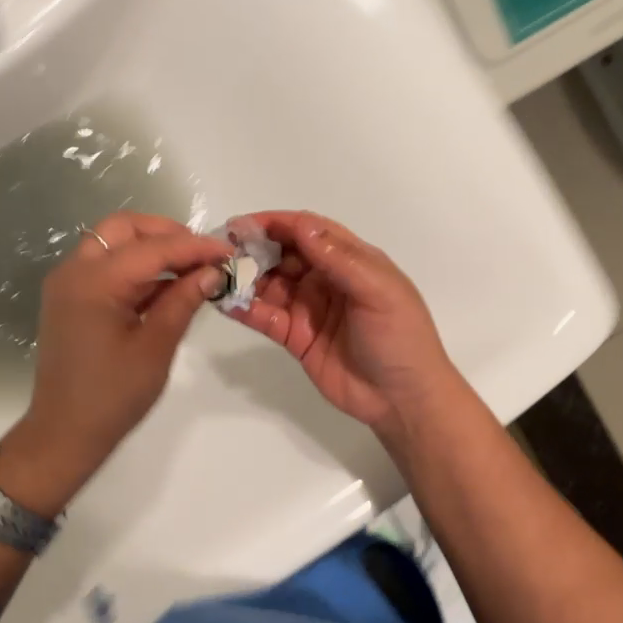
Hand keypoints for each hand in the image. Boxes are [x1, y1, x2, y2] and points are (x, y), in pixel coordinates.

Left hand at [0, 212, 232, 516]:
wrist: (63, 433)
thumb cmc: (112, 396)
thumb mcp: (155, 348)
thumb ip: (182, 302)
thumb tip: (211, 272)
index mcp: (94, 281)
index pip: (153, 248)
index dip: (194, 246)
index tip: (228, 250)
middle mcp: (73, 271)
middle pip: (123, 229)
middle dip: (166, 234)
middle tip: (202, 254)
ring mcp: (67, 284)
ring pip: (111, 244)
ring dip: (149, 248)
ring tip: (190, 269)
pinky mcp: (68, 300)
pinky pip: (103, 267)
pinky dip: (133, 267)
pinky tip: (164, 286)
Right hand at [225, 211, 462, 436]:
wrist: (402, 398)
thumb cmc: (400, 338)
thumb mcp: (377, 291)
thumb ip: (338, 259)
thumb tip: (301, 225)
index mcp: (351, 260)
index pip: (308, 231)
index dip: (277, 224)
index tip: (244, 225)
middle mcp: (326, 279)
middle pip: (284, 255)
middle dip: (255, 250)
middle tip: (222, 252)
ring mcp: (309, 309)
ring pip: (270, 285)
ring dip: (246, 278)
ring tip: (219, 277)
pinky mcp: (296, 338)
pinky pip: (266, 318)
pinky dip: (246, 309)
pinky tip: (227, 304)